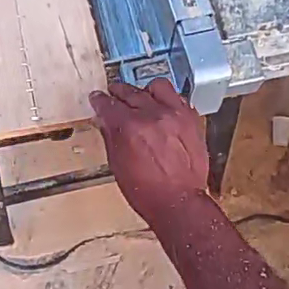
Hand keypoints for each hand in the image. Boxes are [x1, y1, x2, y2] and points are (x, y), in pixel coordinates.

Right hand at [89, 78, 210, 227]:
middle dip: (118, 93)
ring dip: (145, 91)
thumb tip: (104, 121)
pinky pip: (177, 98)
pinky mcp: (191, 119)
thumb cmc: (148, 191)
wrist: (179, 201)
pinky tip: (162, 108)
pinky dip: (167, 100)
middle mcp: (152, 116)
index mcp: (129, 128)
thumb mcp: (117, 164)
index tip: (97, 99)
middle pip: (130, 92)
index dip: (100, 100)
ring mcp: (174, 115)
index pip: (108, 104)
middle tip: (114, 95)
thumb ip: (111, 136)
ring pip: (156, 86)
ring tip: (141, 98)